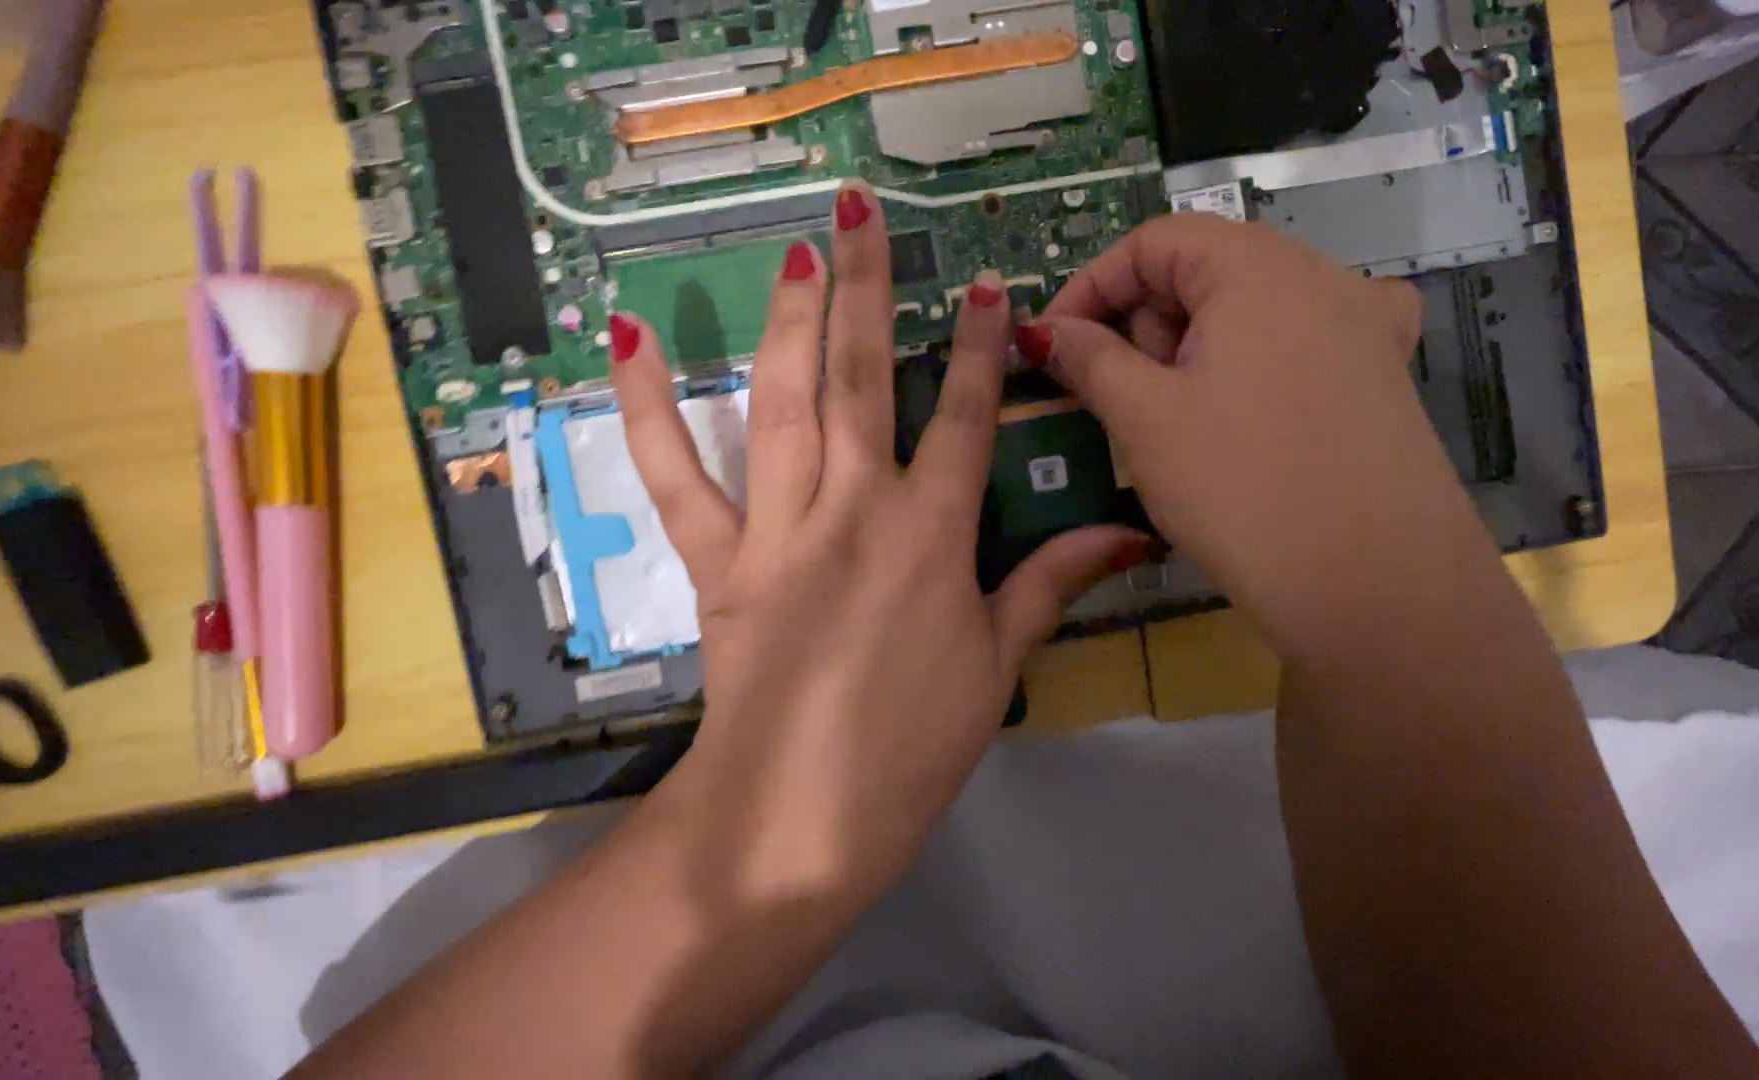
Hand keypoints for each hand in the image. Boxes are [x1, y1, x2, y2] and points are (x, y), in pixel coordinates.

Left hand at [607, 182, 1152, 899]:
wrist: (800, 819)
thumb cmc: (912, 750)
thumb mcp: (997, 667)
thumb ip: (1051, 585)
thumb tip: (1128, 536)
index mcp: (934, 537)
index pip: (965, 418)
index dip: (978, 348)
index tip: (985, 287)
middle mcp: (856, 510)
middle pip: (862, 379)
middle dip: (866, 287)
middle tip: (861, 210)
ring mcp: (779, 529)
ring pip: (784, 402)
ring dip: (790, 319)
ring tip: (796, 250)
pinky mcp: (718, 561)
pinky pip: (678, 475)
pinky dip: (649, 410)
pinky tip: (630, 342)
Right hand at [1033, 214, 1462, 651]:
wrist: (1371, 584)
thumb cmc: (1241, 487)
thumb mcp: (1145, 419)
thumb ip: (1089, 358)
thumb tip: (1045, 330)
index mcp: (1257, 268)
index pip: (1153, 240)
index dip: (1091, 286)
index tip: (1054, 346)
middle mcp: (1320, 275)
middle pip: (1202, 269)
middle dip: (1142, 323)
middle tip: (1114, 395)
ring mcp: (1361, 324)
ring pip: (1247, 310)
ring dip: (1191, 348)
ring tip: (1173, 420)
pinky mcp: (1379, 374)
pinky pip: (1297, 342)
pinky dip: (1252, 362)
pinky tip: (1248, 401)